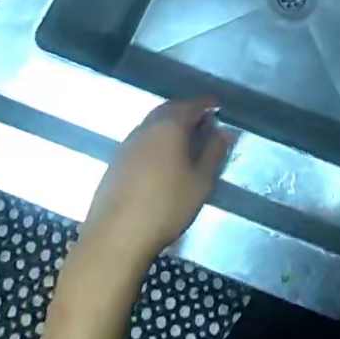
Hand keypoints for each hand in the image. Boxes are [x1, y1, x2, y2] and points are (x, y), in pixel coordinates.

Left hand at [79, 97, 233, 268]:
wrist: (116, 235)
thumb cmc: (166, 206)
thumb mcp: (200, 182)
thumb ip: (214, 153)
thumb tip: (224, 131)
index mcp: (168, 127)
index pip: (190, 106)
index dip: (205, 104)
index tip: (217, 106)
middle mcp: (145, 128)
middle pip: (168, 110)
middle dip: (185, 111)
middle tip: (201, 119)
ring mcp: (126, 144)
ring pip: (151, 124)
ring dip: (168, 125)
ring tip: (183, 139)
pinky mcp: (115, 162)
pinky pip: (140, 140)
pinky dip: (155, 140)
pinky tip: (160, 159)